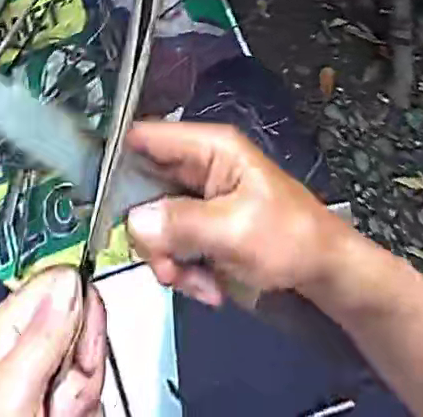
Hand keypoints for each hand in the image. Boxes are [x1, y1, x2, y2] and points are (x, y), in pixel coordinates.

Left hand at [0, 267, 106, 416]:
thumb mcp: (10, 391)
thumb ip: (43, 333)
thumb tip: (70, 280)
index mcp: (6, 327)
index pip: (65, 282)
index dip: (80, 311)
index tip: (72, 348)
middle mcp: (24, 344)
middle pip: (85, 324)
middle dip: (83, 362)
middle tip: (56, 396)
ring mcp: (42, 375)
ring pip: (92, 363)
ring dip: (82, 396)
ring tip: (49, 416)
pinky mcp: (57, 401)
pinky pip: (93, 394)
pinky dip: (82, 414)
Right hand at [123, 121, 351, 305]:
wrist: (322, 273)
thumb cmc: (290, 237)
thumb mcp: (236, 230)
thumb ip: (182, 224)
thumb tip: (135, 220)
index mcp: (210, 148)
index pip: (149, 137)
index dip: (119, 159)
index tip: (99, 199)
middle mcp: (199, 167)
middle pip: (143, 187)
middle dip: (150, 231)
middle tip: (167, 264)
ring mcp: (198, 198)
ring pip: (153, 223)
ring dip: (168, 258)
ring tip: (197, 281)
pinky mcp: (200, 226)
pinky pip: (170, 245)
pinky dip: (181, 270)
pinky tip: (208, 285)